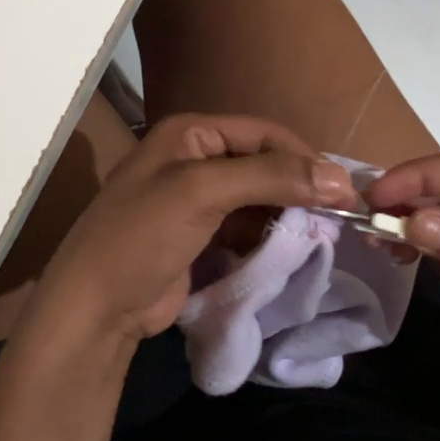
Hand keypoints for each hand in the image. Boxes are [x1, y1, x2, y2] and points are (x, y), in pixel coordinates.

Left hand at [32, 114, 359, 344]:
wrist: (95, 307)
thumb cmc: (142, 235)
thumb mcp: (203, 193)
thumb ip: (270, 177)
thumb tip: (340, 179)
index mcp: (190, 133)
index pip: (263, 133)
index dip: (304, 157)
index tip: (344, 190)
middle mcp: (194, 159)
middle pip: (263, 164)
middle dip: (298, 188)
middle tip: (339, 217)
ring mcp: (196, 201)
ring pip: (259, 198)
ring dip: (286, 216)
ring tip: (319, 237)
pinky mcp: (201, 238)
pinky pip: (247, 229)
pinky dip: (269, 238)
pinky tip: (290, 253)